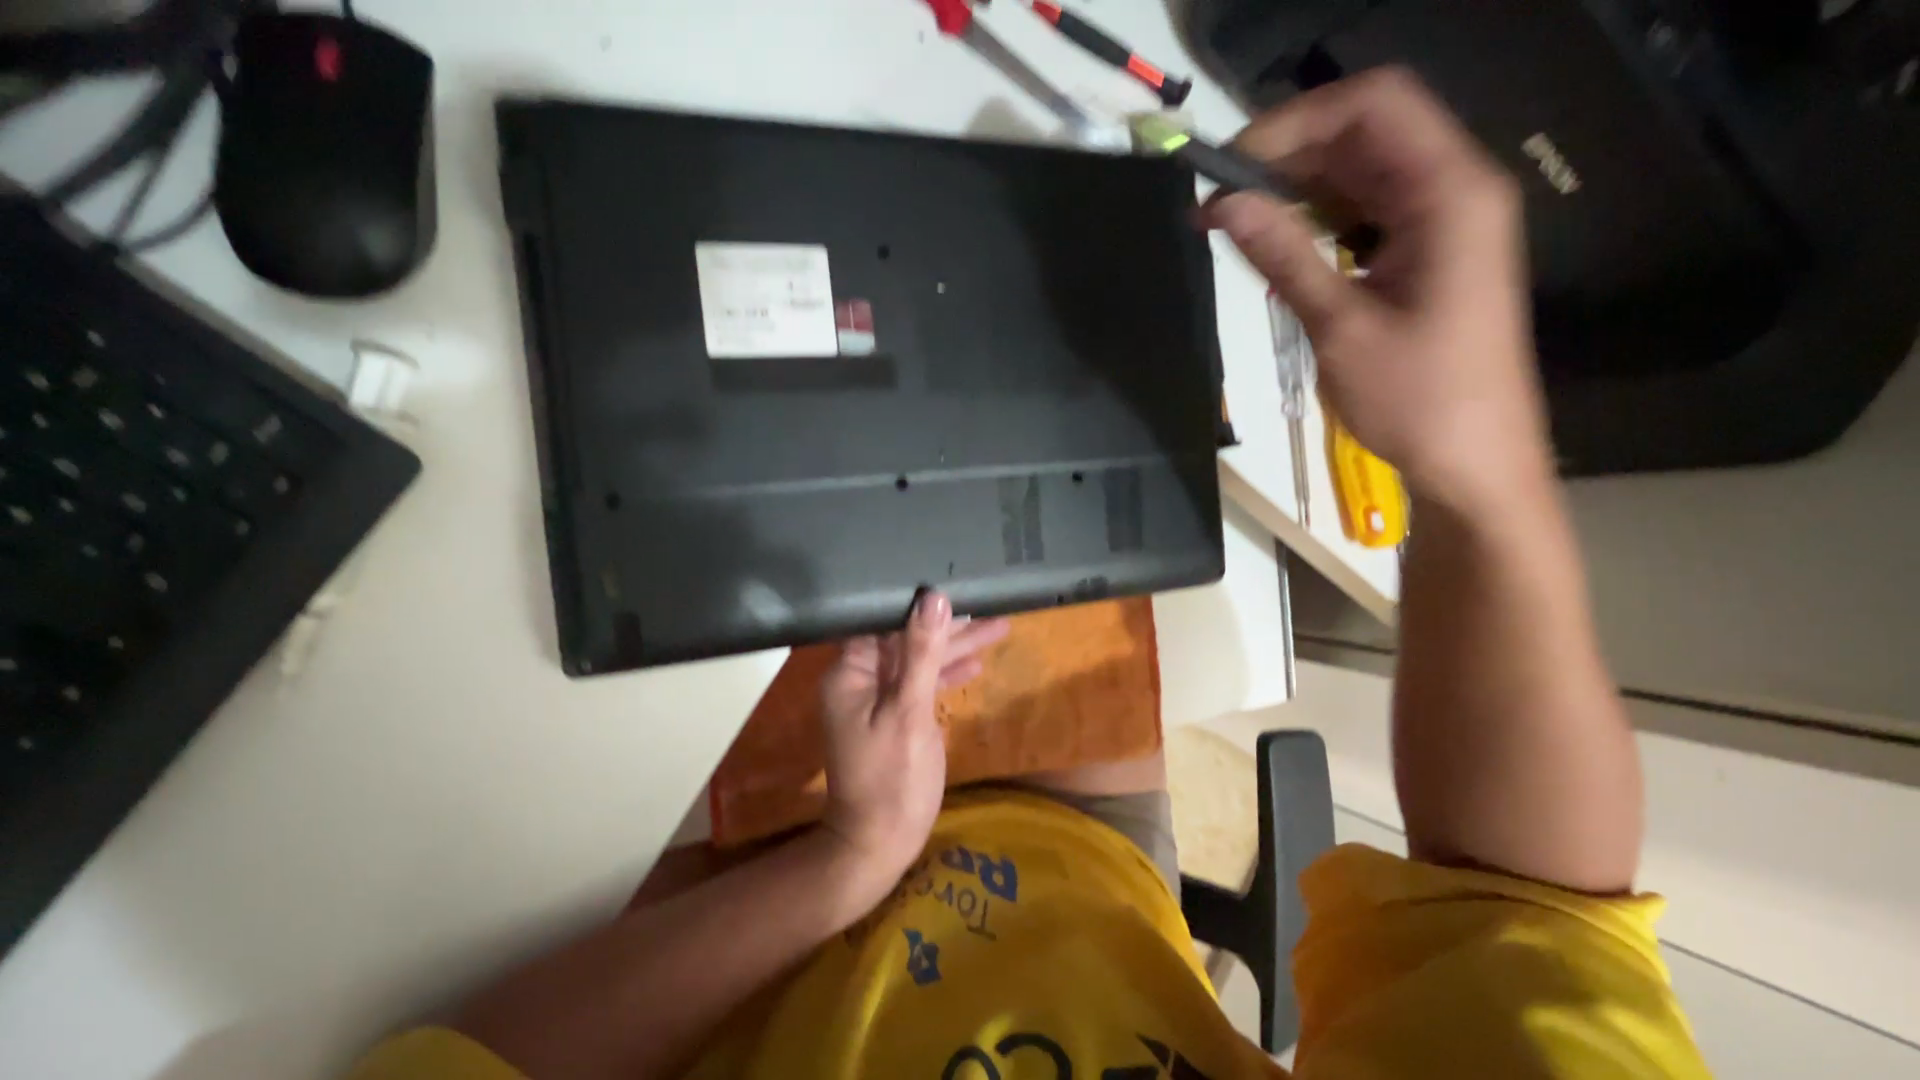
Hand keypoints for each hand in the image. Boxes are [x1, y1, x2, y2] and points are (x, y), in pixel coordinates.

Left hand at [819, 591, 1008, 886]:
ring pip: (918, 661)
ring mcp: (878, 701)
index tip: (952, 579)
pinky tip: (977, 663)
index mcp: (849, 673)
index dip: (915, 600)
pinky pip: (921, 685)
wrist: (881, 842)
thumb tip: (934, 599)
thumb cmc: (891, 777)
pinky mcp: (896, 719)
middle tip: (988, 602)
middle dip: (946, 625)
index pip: (881, 621)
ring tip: (999, 624)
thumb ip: (922, 654)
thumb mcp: (909, 712)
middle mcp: (860, 680)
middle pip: (905, 639)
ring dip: (954, 647)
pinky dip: (946, 674)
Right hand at [1203, 67, 1554, 516]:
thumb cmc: (1419, 400)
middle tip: (1221, 198)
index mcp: (1451, 192)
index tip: (1231, 166)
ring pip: (1362, 170)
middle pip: (1366, 131)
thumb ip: (1282, 255)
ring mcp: (1445, 220)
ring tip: (1235, 220)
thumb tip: (1219, 204)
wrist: (1475, 466)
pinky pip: (1368, 209)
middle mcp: (1455, 189)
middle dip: (1288, 154)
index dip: (1295, 121)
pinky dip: (1320, 216)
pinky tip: (1277, 242)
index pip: (1373, 105)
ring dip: (1297, 186)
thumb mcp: (1340, 326)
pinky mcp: (1429, 252)